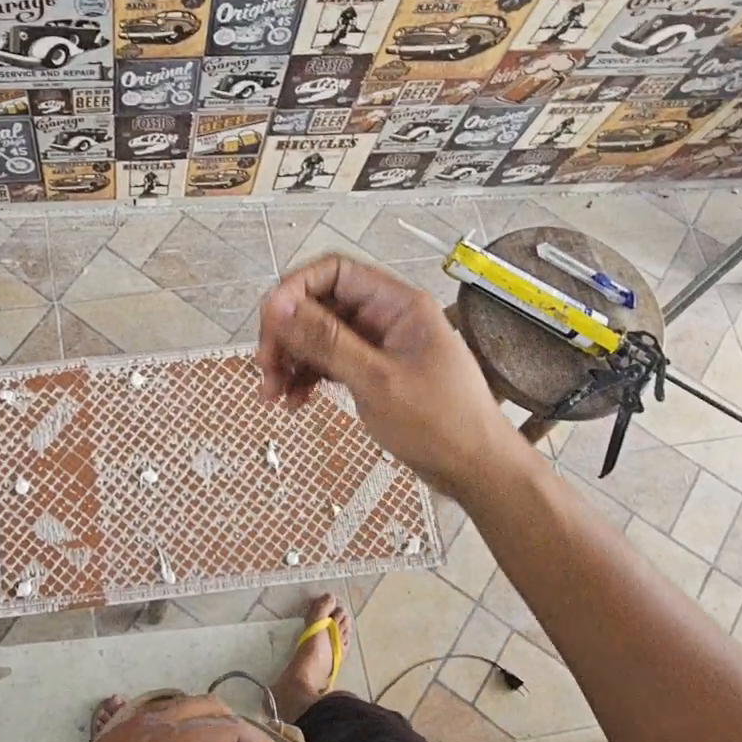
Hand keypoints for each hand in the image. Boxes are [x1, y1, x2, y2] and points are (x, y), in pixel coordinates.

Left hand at [0, 695, 288, 741]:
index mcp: (173, 737)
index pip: (231, 728)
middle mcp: (152, 719)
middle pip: (208, 709)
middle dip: (236, 733)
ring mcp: (127, 725)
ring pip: (181, 712)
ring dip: (207, 734)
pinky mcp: (111, 737)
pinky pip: (157, 721)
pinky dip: (179, 735)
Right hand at [256, 254, 532, 499]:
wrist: (475, 468)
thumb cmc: (443, 424)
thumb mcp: (376, 380)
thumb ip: (326, 340)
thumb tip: (281, 306)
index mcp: (397, 304)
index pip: (334, 272)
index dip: (295, 290)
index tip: (270, 322)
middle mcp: (386, 317)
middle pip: (319, 306)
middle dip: (287, 334)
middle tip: (266, 366)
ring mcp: (378, 345)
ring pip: (318, 337)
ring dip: (291, 361)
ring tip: (273, 393)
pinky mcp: (372, 371)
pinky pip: (328, 362)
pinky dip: (306, 378)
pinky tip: (294, 401)